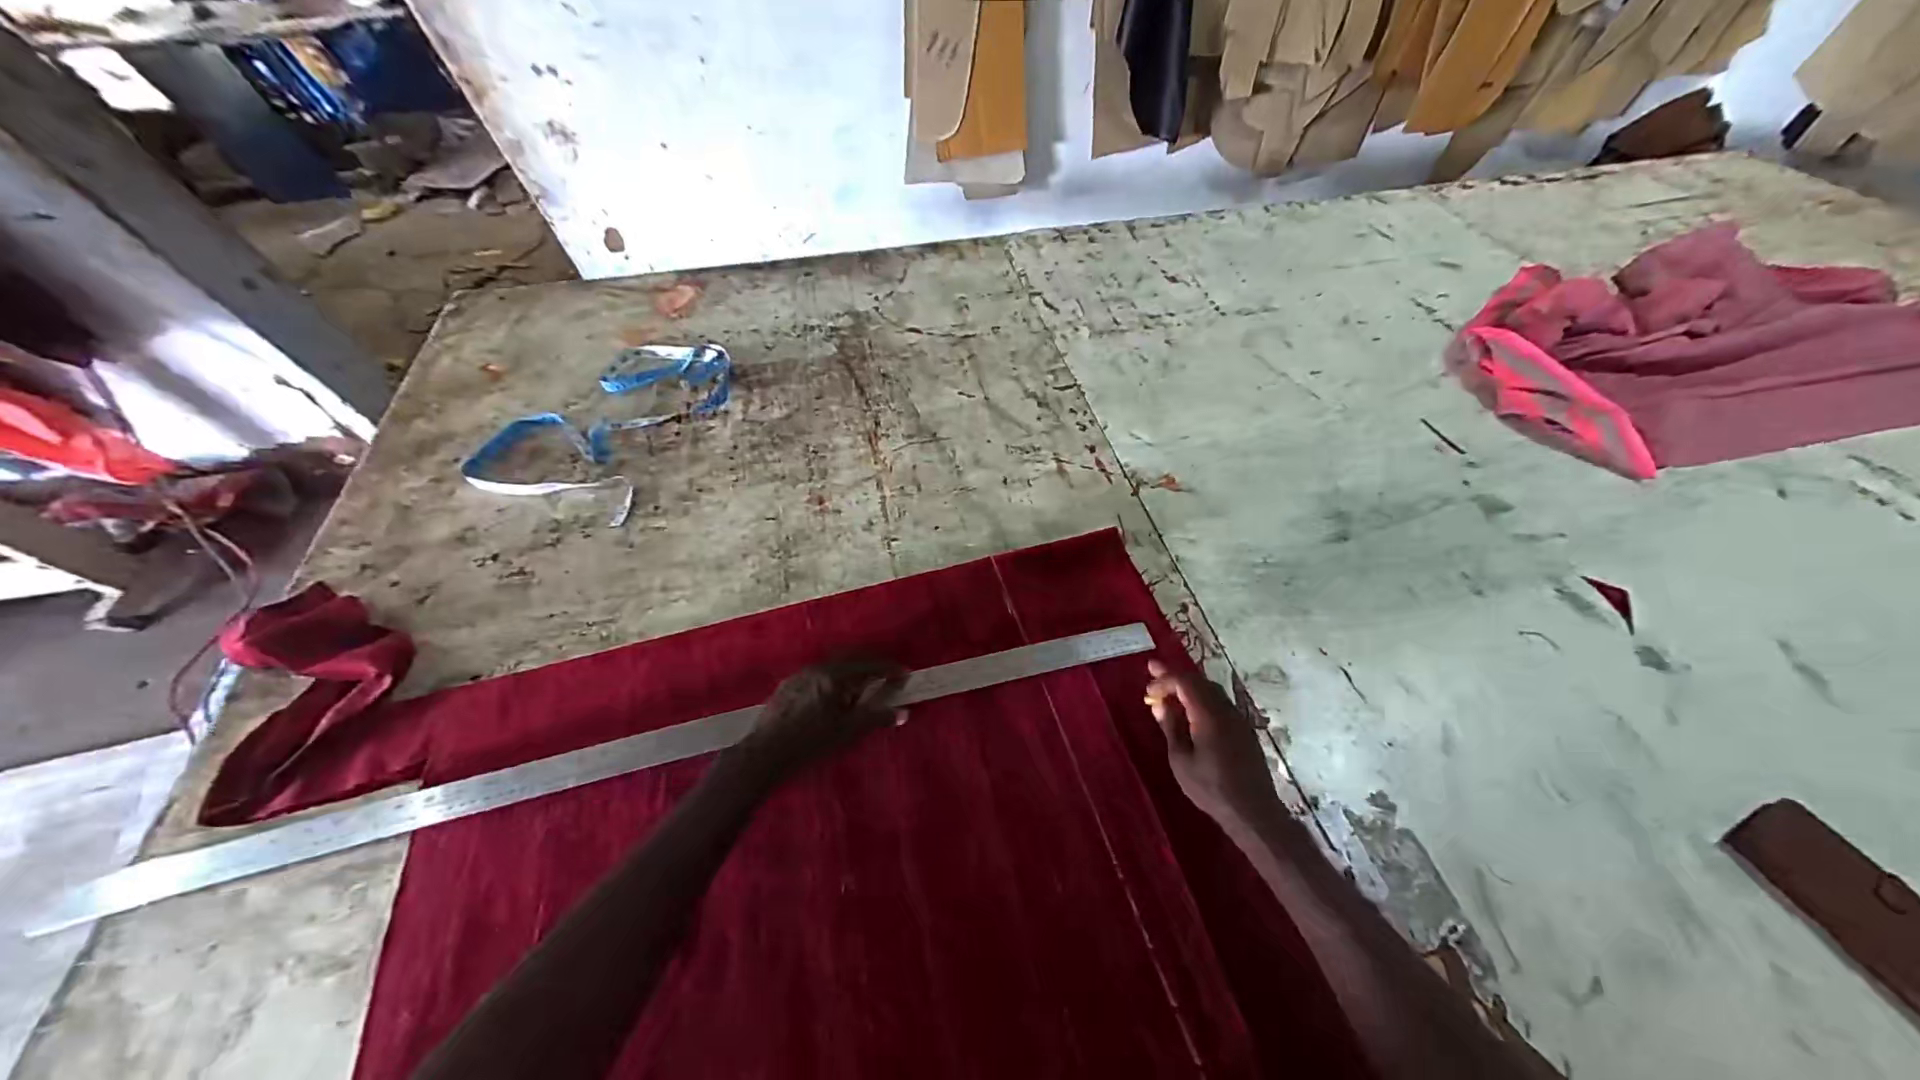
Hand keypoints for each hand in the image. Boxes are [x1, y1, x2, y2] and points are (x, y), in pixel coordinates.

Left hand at [735, 658, 907, 778]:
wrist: (764, 755)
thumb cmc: (810, 743)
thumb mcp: (847, 732)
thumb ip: (876, 718)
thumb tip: (903, 712)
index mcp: (833, 675)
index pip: (868, 665)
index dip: (888, 669)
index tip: (904, 674)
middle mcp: (815, 669)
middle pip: (849, 661)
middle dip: (870, 667)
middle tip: (885, 677)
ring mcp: (798, 677)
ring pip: (831, 669)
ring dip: (849, 675)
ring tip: (860, 691)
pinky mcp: (785, 688)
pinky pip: (817, 677)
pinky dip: (832, 683)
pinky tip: (832, 699)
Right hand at [1145, 659, 1283, 830]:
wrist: (1252, 812)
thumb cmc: (1210, 788)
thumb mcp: (1181, 760)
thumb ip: (1171, 727)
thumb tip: (1160, 704)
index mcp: (1209, 715)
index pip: (1185, 682)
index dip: (1165, 680)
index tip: (1148, 690)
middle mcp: (1226, 710)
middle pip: (1199, 681)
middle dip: (1175, 676)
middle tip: (1153, 671)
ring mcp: (1238, 719)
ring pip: (1211, 691)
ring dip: (1189, 686)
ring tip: (1169, 690)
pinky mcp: (1243, 730)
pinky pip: (1219, 703)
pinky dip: (1201, 698)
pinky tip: (1191, 709)